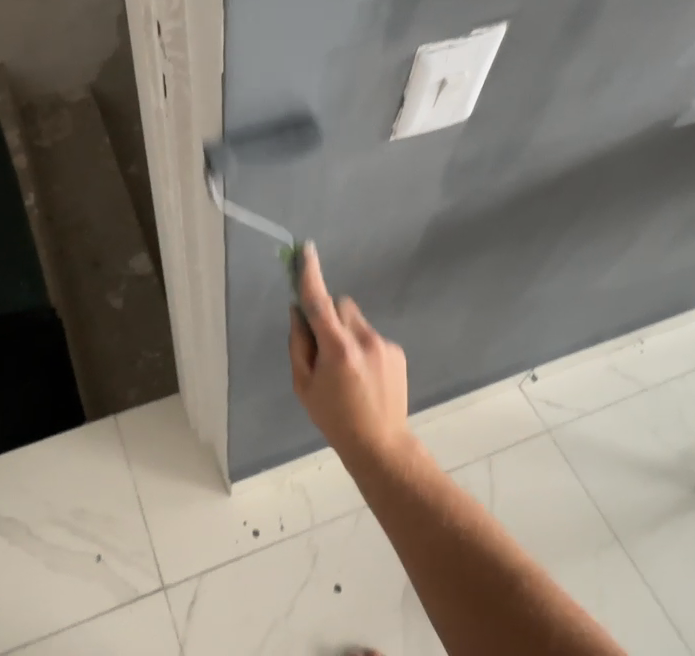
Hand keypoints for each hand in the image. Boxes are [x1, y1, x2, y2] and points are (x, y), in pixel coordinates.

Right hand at [288, 243, 411, 462]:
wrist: (380, 444)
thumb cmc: (333, 417)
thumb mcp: (303, 385)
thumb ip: (298, 344)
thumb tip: (297, 311)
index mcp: (337, 349)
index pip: (319, 302)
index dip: (310, 274)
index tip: (306, 250)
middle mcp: (363, 339)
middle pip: (340, 306)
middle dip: (328, 316)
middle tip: (322, 346)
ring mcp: (384, 344)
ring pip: (355, 321)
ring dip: (345, 332)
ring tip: (346, 368)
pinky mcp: (397, 352)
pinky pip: (370, 335)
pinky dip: (361, 346)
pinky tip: (364, 375)